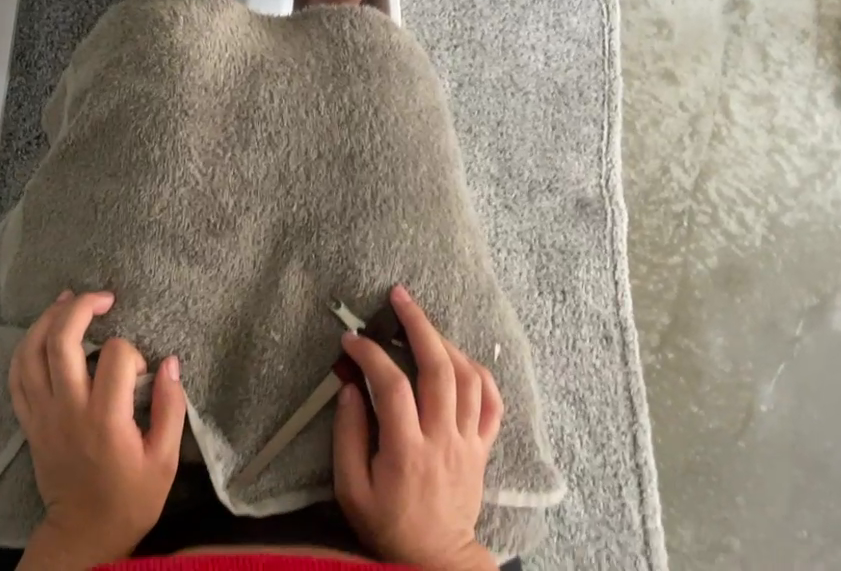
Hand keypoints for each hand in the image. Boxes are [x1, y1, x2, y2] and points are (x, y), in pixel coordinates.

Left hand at [11, 291, 185, 569]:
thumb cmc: (129, 499)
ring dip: (48, 318)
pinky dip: (26, 346)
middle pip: (61, 340)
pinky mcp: (29, 421)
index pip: (114, 356)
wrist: (83, 535)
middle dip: (81, 307)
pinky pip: (17, 375)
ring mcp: (42, 413)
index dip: (132, 352)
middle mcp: (68, 409)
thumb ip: (171, 409)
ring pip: (31, 351)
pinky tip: (42, 331)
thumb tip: (171, 363)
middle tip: (103, 297)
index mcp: (105, 419)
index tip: (142, 370)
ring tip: (68, 298)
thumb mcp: (164, 462)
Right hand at [331, 285, 504, 570]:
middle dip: (418, 325)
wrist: (434, 559)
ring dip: (445, 342)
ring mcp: (468, 443)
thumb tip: (349, 386)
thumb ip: (348, 434)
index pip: (391, 386)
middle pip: (439, 369)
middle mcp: (443, 441)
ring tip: (421, 322)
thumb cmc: (385, 523)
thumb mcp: (350, 488)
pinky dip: (479, 372)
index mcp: (407, 451)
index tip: (350, 338)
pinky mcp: (482, 449)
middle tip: (398, 296)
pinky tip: (458, 356)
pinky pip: (492, 403)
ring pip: (468, 379)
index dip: (370, 354)